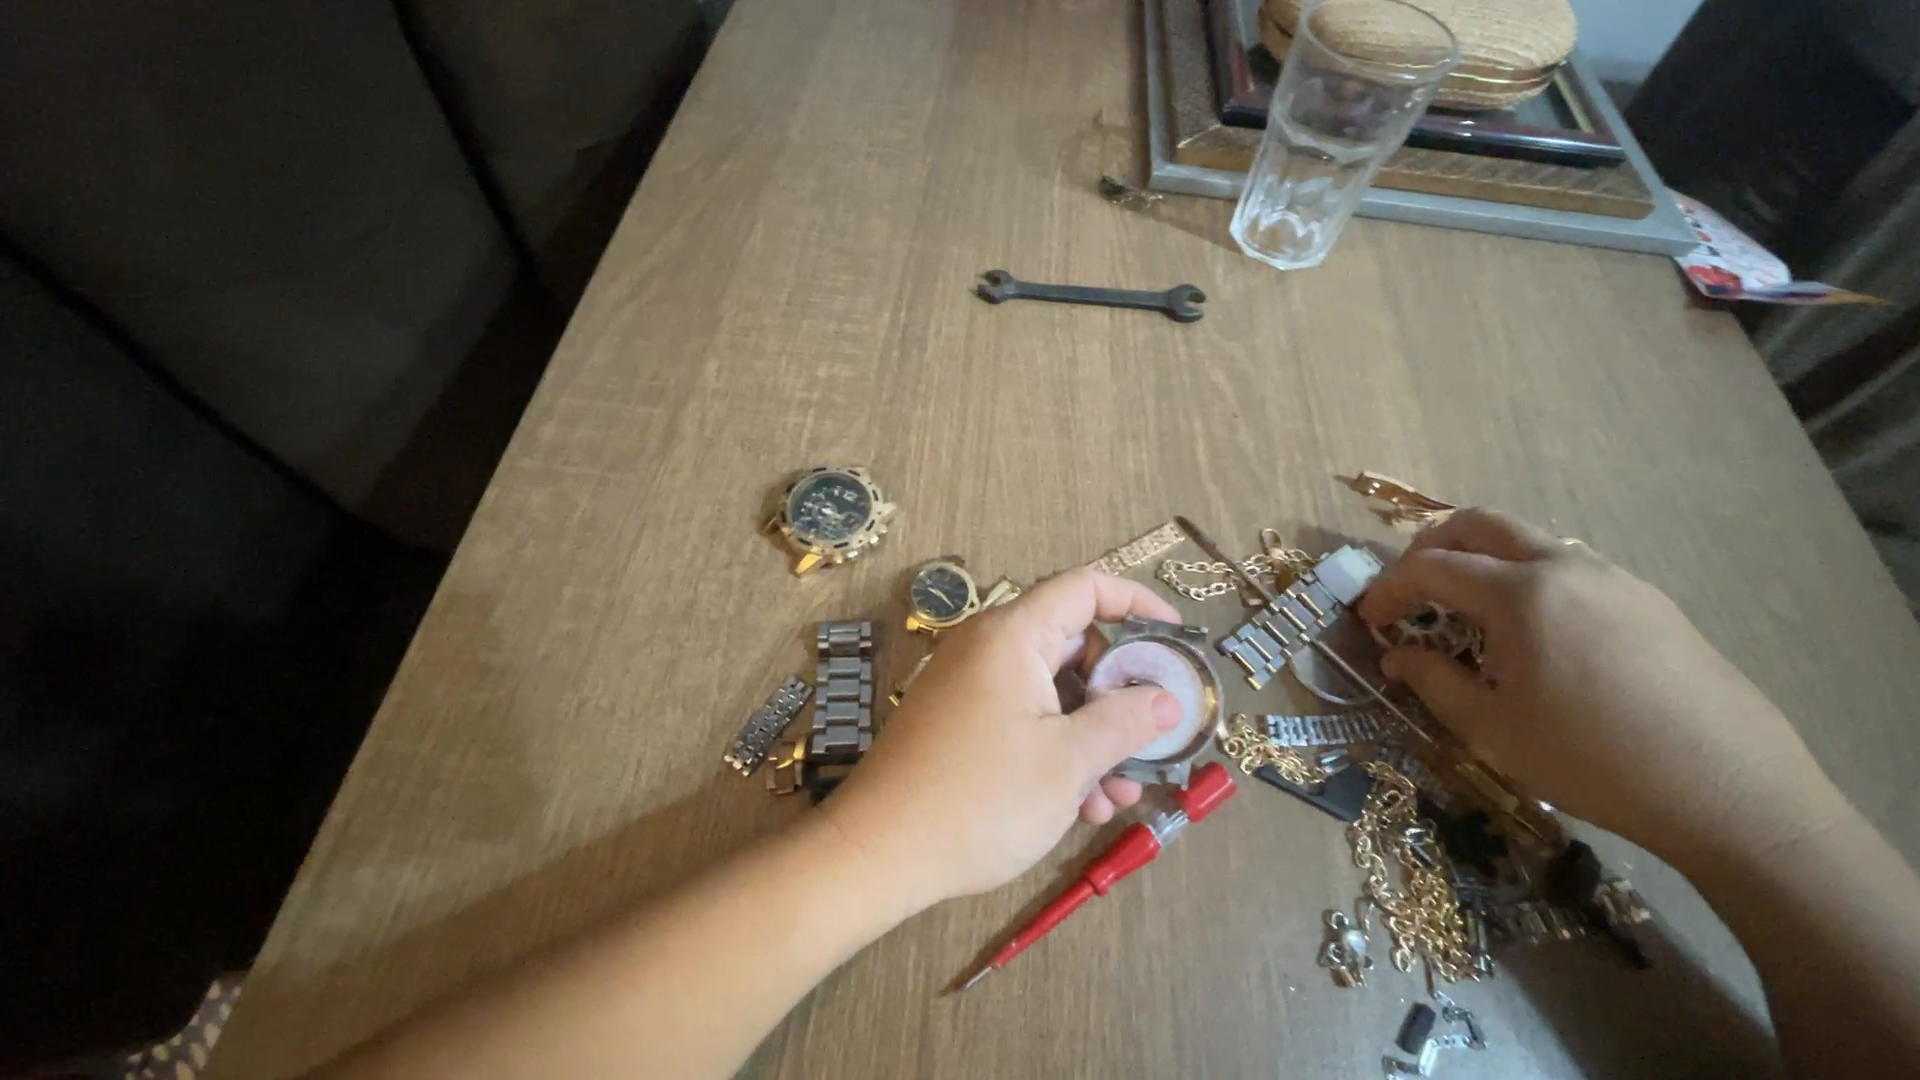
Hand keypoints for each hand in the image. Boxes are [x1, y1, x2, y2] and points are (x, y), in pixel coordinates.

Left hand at [822, 569, 1184, 908]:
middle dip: (1120, 692)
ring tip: (1120, 793)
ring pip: (1053, 693)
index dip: (1136, 602)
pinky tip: (1083, 806)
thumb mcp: (1068, 762)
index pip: (1085, 587)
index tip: (1176, 637)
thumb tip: (1165, 699)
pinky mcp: (961, 724)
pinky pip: (1024, 719)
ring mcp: (972, 687)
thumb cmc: (980, 798)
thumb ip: (1125, 722)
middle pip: (1073, 645)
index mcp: (1013, 636)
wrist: (880, 852)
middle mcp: (989, 649)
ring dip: (1093, 735)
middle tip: (1154, 734)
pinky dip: (1057, 750)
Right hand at [1356, 509, 1840, 857]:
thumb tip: (1395, 655)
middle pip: (1480, 525)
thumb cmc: (1590, 760)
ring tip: (1465, 614)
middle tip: (1409, 590)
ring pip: (1529, 542)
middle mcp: (1566, 568)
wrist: (1731, 793)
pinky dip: (1526, 581)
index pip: (1431, 568)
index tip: (1369, 619)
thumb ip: (1432, 679)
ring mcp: (1616, 580)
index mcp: (1521, 594)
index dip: (1388, 589)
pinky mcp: (1650, 604)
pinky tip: (1530, 636)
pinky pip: (1569, 570)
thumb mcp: (1490, 727)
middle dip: (1430, 547)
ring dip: (1481, 561)